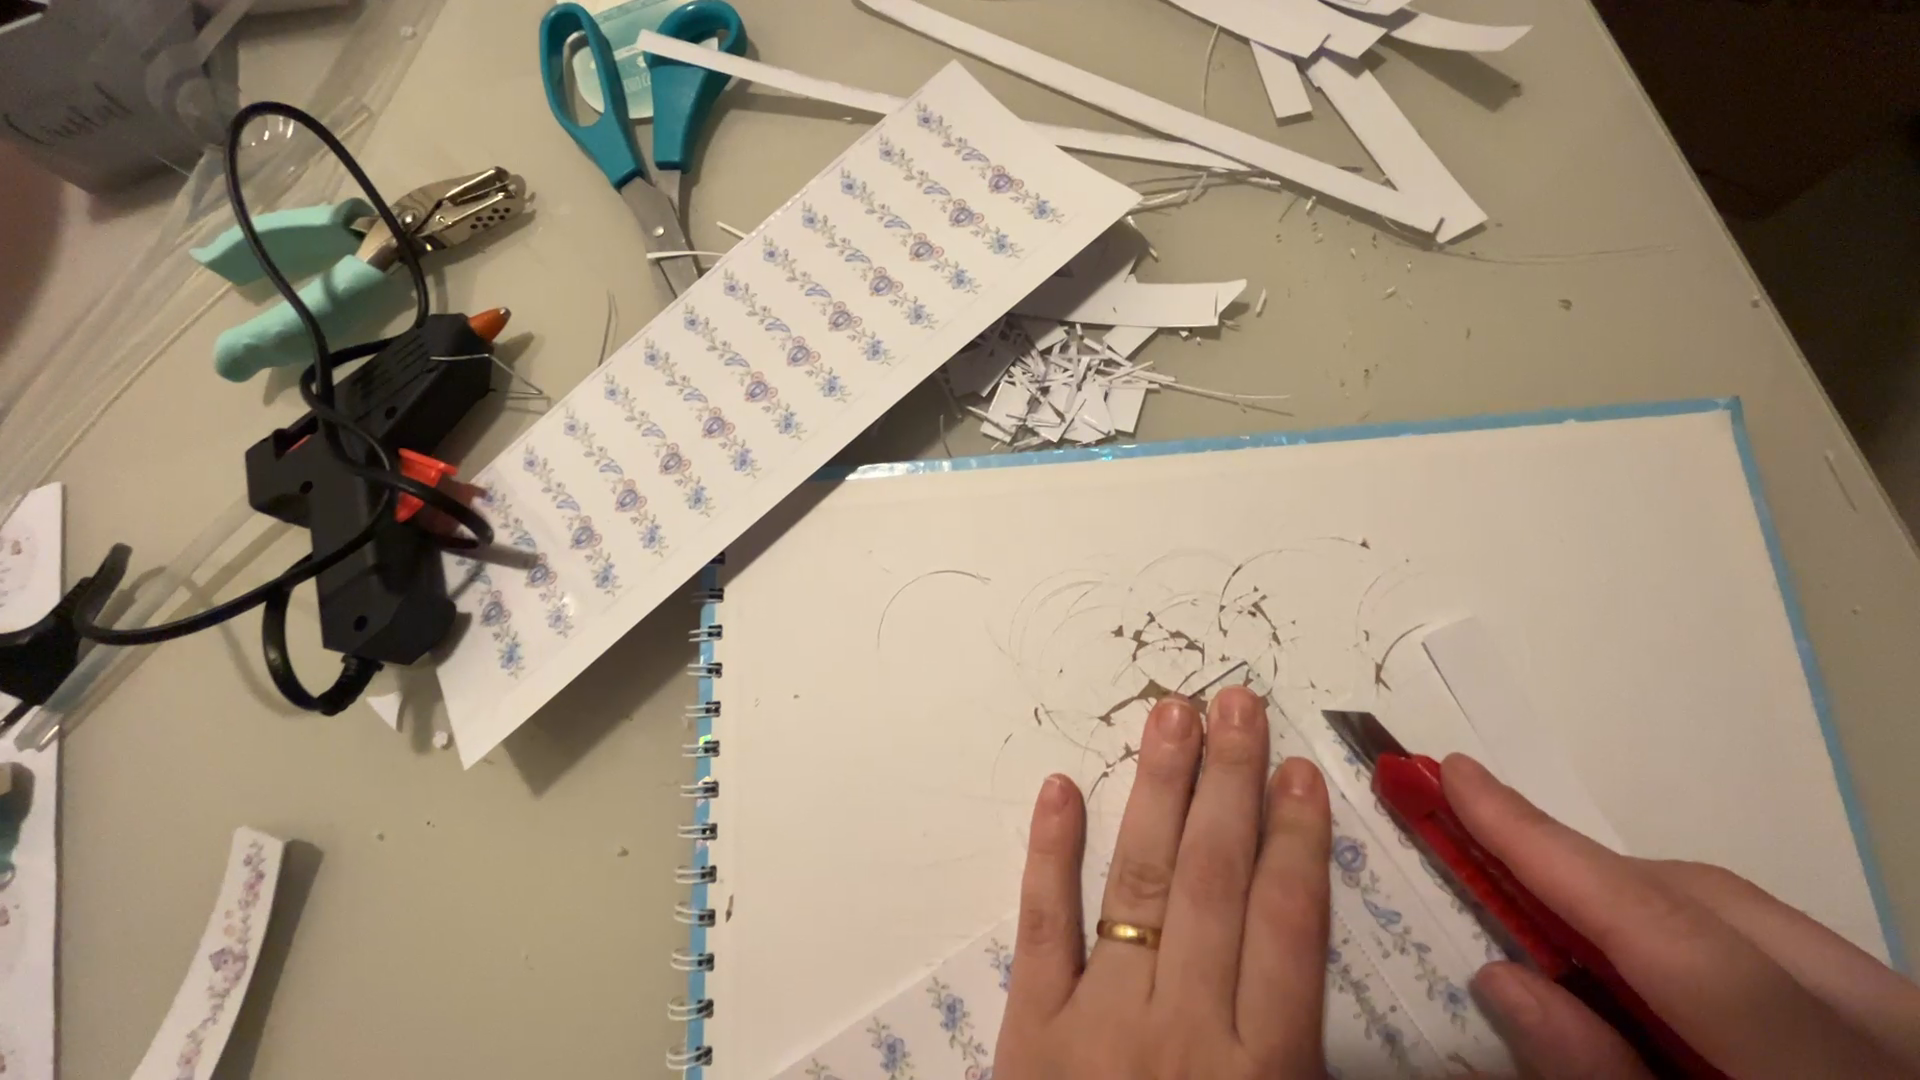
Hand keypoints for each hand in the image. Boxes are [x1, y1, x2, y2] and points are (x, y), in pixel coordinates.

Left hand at [995, 687, 1332, 1079]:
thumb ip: (1333, 1068)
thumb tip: (1394, 1027)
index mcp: (1257, 1070)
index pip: (1284, 929)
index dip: (1296, 842)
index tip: (1298, 768)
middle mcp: (1178, 1028)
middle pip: (1210, 881)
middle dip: (1227, 784)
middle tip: (1234, 700)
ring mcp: (1094, 1018)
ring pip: (1136, 886)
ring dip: (1155, 792)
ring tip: (1172, 717)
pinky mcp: (1028, 1024)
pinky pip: (1040, 925)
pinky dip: (1048, 853)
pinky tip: (1060, 787)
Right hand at [1445, 753, 1919, 1079]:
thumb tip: (1502, 979)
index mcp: (1840, 1078)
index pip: (1674, 940)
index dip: (1549, 849)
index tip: (1459, 777)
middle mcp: (1900, 1034)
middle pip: (1714, 905)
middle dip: (1582, 871)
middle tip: (1480, 858)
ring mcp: (1914, 1029)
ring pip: (1751, 916)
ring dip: (1631, 906)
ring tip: (1554, 931)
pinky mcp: (1904, 1033)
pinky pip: (1784, 952)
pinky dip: (1689, 943)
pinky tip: (1644, 987)